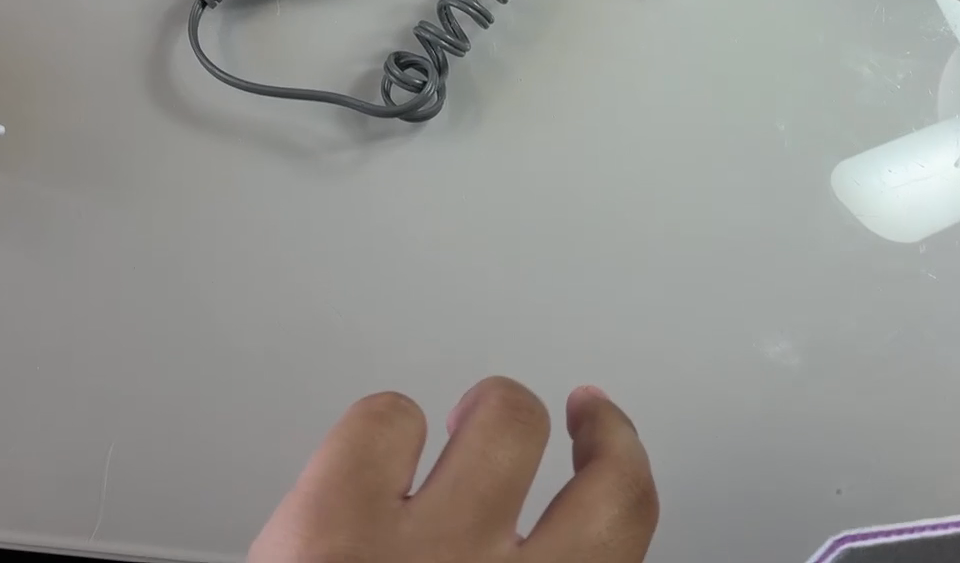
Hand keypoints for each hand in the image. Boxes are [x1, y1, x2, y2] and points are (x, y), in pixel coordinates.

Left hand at [249, 377, 658, 562]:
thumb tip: (534, 556)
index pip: (627, 522)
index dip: (621, 459)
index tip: (607, 440)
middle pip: (601, 470)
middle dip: (583, 431)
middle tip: (558, 413)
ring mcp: (426, 555)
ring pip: (503, 419)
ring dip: (486, 411)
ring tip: (456, 422)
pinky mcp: (333, 523)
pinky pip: (385, 418)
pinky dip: (383, 427)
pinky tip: (368, 460)